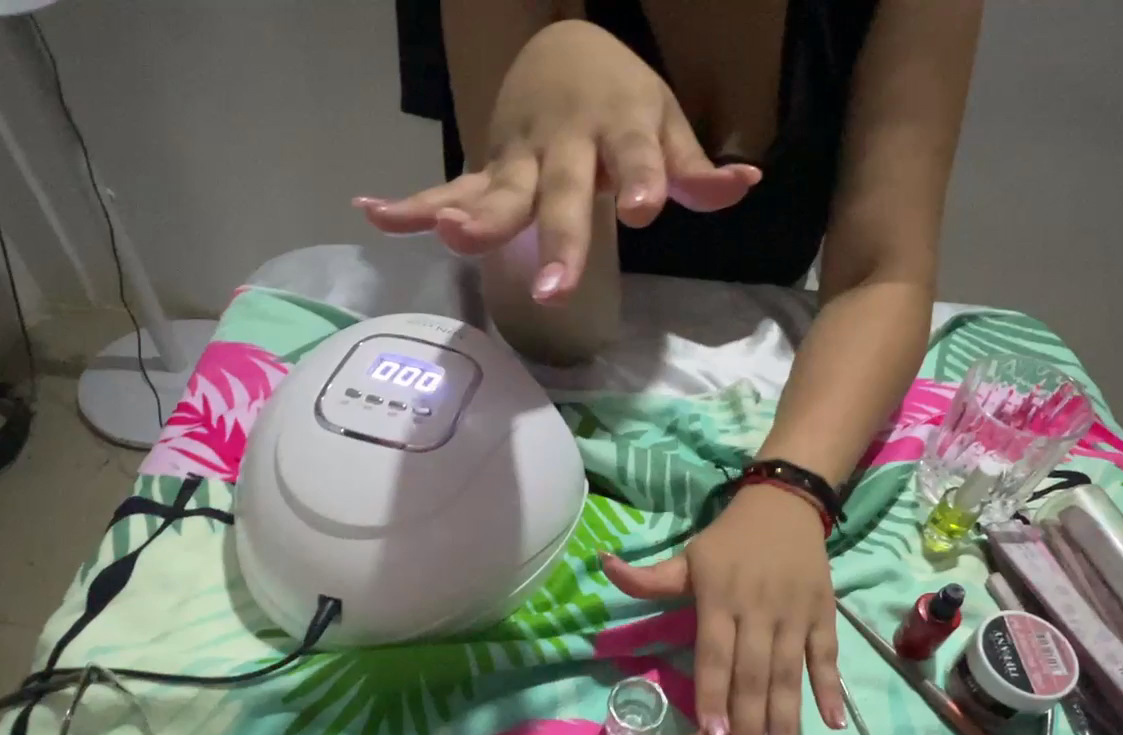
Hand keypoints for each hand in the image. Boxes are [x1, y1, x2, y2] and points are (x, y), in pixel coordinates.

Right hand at [356, 20, 758, 302]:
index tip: (646, 209)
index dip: (644, 180)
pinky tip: (374, 212)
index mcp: (618, 130)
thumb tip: (748, 184)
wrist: (563, 56)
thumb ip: (695, 168)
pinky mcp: (489, 171)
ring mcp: (520, 159)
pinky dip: (411, 203)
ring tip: (452, 240)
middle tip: (553, 290)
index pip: (637, 158)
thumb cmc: (623, 103)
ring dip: (473, 218)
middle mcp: (566, 147)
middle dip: (557, 239)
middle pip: (561, 195)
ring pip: (496, 192)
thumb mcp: (666, 124)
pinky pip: (449, 187)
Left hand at [602, 484, 846, 734]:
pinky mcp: (823, 614)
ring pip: (789, 676)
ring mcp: (794, 615)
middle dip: (751, 732)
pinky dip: (829, 689)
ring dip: (787, 724)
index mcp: (720, 600)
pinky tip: (829, 725)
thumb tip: (602, 566)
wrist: (785, 504)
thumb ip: (649, 578)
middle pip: (752, 678)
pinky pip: (826, 656)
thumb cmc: (728, 540)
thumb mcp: (687, 556)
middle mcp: (758, 612)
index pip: (715, 656)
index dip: (713, 695)